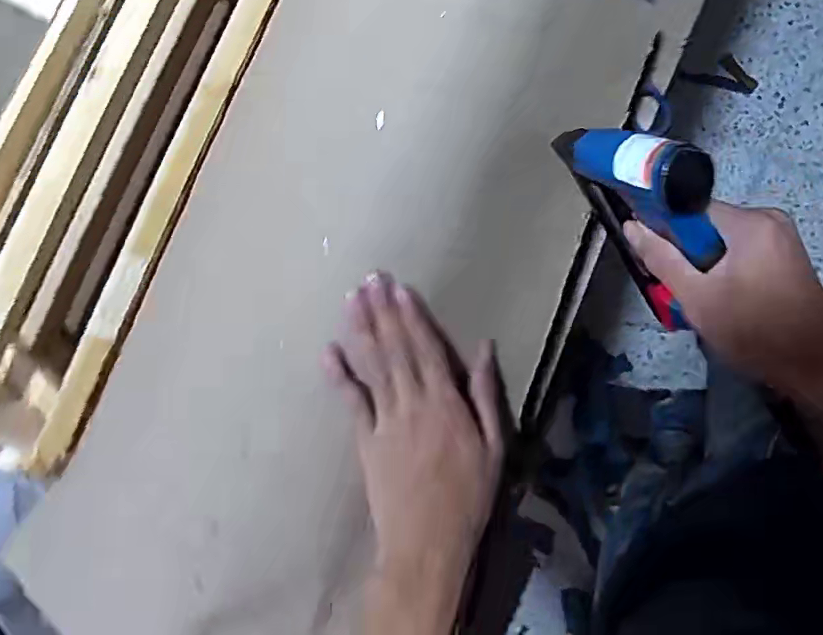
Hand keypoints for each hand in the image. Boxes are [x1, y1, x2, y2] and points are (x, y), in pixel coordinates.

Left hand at [325, 273, 504, 632]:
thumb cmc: (468, 494)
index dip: (412, 315)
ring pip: (373, 365)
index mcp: (445, 400)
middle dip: (383, 310)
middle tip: (370, 278)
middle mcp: (412, 401)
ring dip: (362, 329)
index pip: (426, 347)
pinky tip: (328, 351)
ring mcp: (385, 420)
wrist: (426, 545)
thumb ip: (487, 393)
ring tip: (352, 299)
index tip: (400, 287)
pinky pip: (351, 403)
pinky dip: (339, 376)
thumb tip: (485, 347)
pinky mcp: (365, 441)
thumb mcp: (494, 444)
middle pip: (396, 347)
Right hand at [625, 201, 822, 402]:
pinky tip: (726, 296)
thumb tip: (631, 226)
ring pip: (724, 238)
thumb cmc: (755, 332)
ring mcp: (782, 236)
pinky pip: (743, 248)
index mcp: (750, 222)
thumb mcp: (697, 299)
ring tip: (705, 296)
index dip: (667, 229)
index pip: (691, 208)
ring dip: (707, 261)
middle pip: (708, 223)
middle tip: (683, 286)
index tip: (656, 254)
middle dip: (689, 251)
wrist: (817, 369)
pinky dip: (728, 266)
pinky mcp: (788, 254)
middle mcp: (769, 218)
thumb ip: (661, 258)